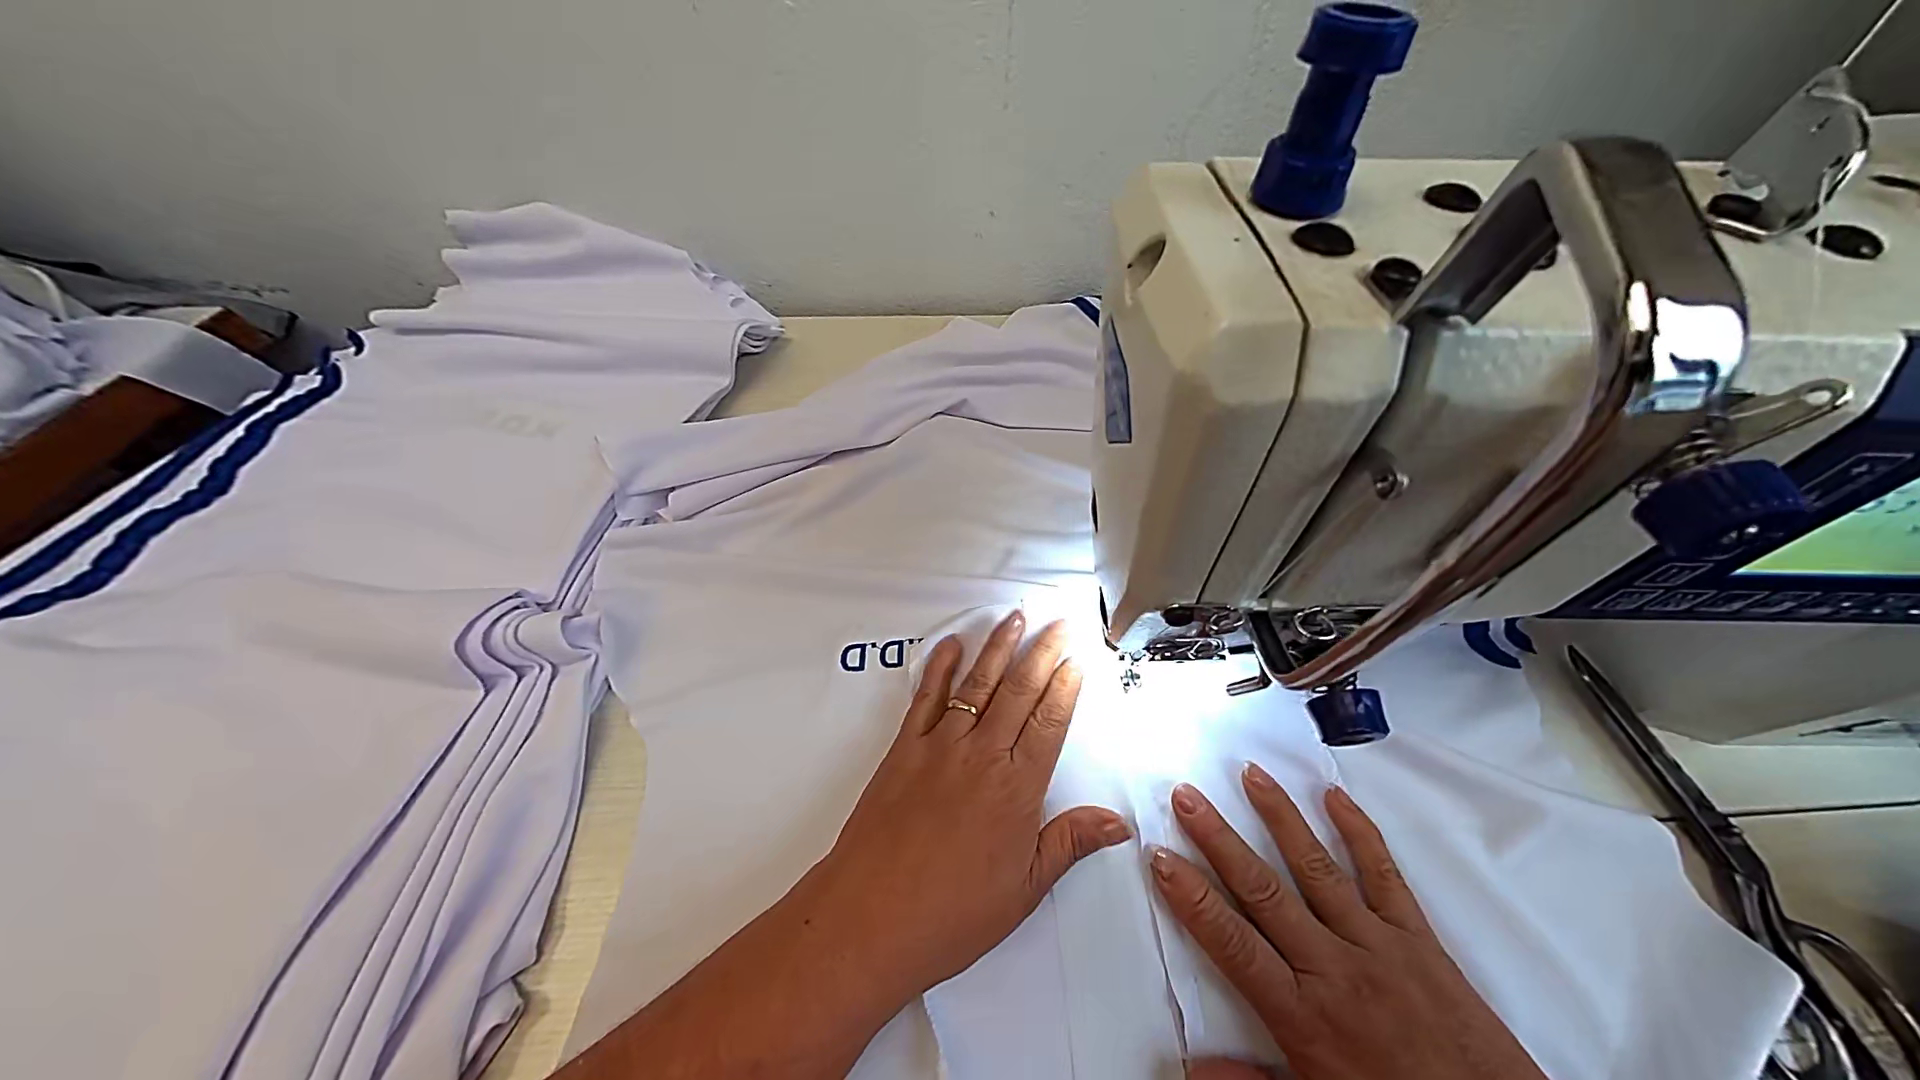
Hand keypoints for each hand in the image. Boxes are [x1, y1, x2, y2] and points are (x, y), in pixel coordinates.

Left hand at [802, 610, 1131, 998]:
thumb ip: (1068, 843)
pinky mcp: (904, 750)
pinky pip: (926, 697)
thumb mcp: (1023, 888)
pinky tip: (951, 647)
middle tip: (1058, 625)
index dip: (1067, 686)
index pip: (1051, 721)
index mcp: (1016, 789)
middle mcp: (981, 757)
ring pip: (978, 683)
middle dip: (1043, 651)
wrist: (870, 917)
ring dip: (999, 647)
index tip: (1076, 662)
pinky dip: (939, 668)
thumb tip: (1112, 826)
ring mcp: (940, 748)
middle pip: (1020, 689)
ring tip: (1015, 620)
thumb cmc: (945, 912)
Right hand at [1151, 766, 1546, 1079]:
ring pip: (1316, 868)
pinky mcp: (1419, 940)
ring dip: (1279, 817)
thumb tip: (1185, 1068)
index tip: (1160, 856)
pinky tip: (1335, 798)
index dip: (1191, 896)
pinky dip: (1360, 833)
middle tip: (1187, 797)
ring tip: (1251, 775)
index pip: (1231, 941)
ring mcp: (1379, 947)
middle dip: (1218, 838)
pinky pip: (1385, 877)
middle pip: (1263, 890)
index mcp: (1302, 1015)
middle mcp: (1334, 969)